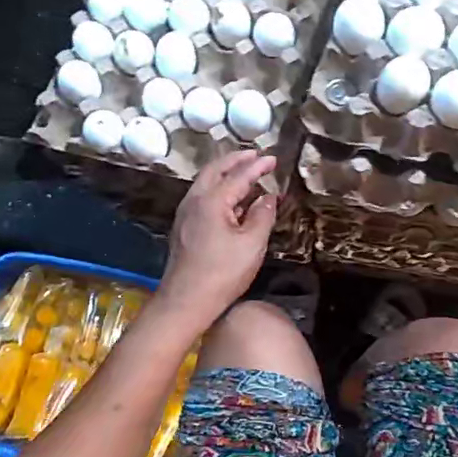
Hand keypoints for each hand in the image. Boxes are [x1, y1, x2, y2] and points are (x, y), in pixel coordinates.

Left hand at [155, 150, 277, 330]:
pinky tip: (231, 199)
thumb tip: (268, 197)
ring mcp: (185, 214)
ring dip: (225, 174)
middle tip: (255, 156)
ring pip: (205, 183)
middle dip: (235, 160)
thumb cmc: (222, 274)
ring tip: (245, 173)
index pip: (238, 175)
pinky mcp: (184, 227)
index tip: (274, 159)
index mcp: (211, 200)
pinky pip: (202, 197)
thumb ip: (262, 216)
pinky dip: (218, 189)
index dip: (258, 166)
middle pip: (214, 170)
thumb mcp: (252, 245)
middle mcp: (194, 200)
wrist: (186, 301)